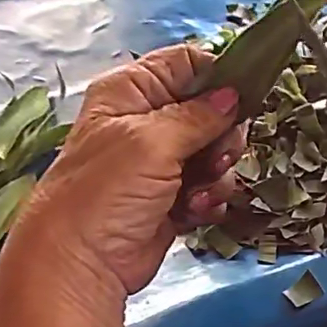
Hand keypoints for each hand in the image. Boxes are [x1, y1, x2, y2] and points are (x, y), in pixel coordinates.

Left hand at [6, 44, 244, 300]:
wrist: (84, 261)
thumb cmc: (105, 193)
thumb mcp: (151, 141)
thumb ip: (198, 116)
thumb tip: (234, 94)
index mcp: (133, 92)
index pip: (187, 65)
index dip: (219, 79)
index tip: (242, 100)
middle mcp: (150, 124)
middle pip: (212, 114)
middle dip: (223, 138)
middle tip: (214, 158)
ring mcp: (163, 165)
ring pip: (216, 156)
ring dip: (216, 176)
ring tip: (195, 195)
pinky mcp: (175, 201)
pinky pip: (210, 190)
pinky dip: (208, 202)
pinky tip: (193, 213)